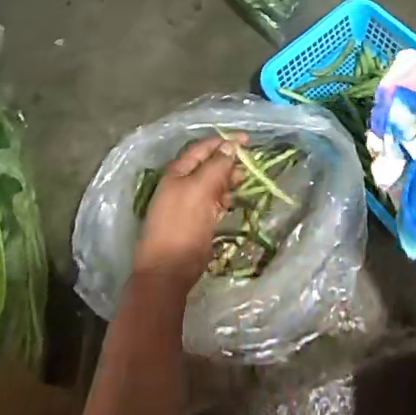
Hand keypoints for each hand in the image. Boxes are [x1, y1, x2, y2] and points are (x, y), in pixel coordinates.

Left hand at [132, 135, 241, 290]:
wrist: (167, 273)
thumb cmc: (182, 227)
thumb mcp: (200, 190)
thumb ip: (216, 166)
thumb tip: (230, 145)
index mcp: (177, 172)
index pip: (203, 148)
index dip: (224, 141)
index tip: (247, 141)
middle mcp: (180, 184)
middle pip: (208, 164)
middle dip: (228, 161)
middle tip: (248, 166)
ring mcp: (186, 203)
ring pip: (211, 183)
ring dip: (227, 179)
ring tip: (242, 183)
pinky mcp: (194, 220)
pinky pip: (211, 200)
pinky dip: (222, 197)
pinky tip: (231, 202)